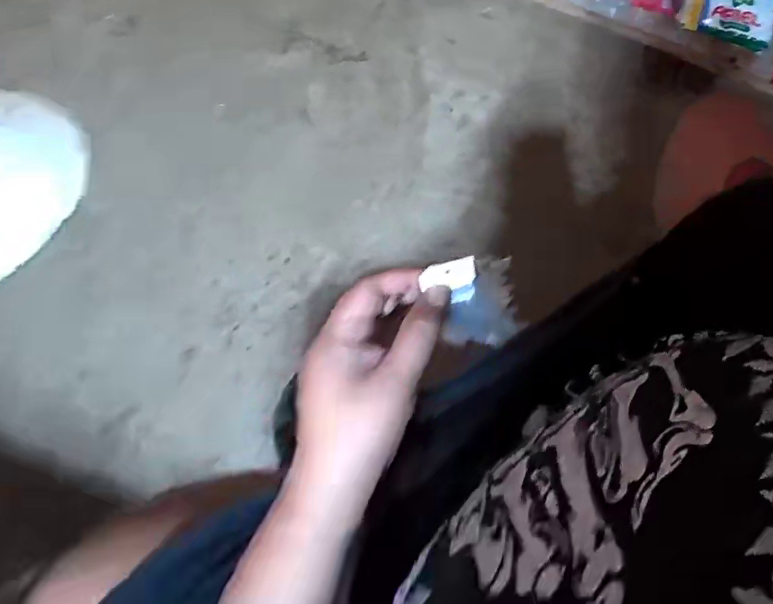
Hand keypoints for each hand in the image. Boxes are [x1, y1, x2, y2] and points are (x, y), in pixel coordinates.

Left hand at [286, 269, 445, 520]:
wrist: (331, 494)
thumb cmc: (363, 432)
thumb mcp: (398, 378)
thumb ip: (420, 330)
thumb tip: (439, 289)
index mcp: (334, 338)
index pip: (368, 289)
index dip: (403, 278)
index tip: (439, 279)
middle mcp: (330, 343)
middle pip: (367, 302)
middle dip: (406, 291)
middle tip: (443, 293)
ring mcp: (335, 362)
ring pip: (371, 321)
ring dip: (403, 311)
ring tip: (436, 310)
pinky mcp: (345, 379)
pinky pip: (372, 341)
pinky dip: (396, 332)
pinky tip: (418, 338)